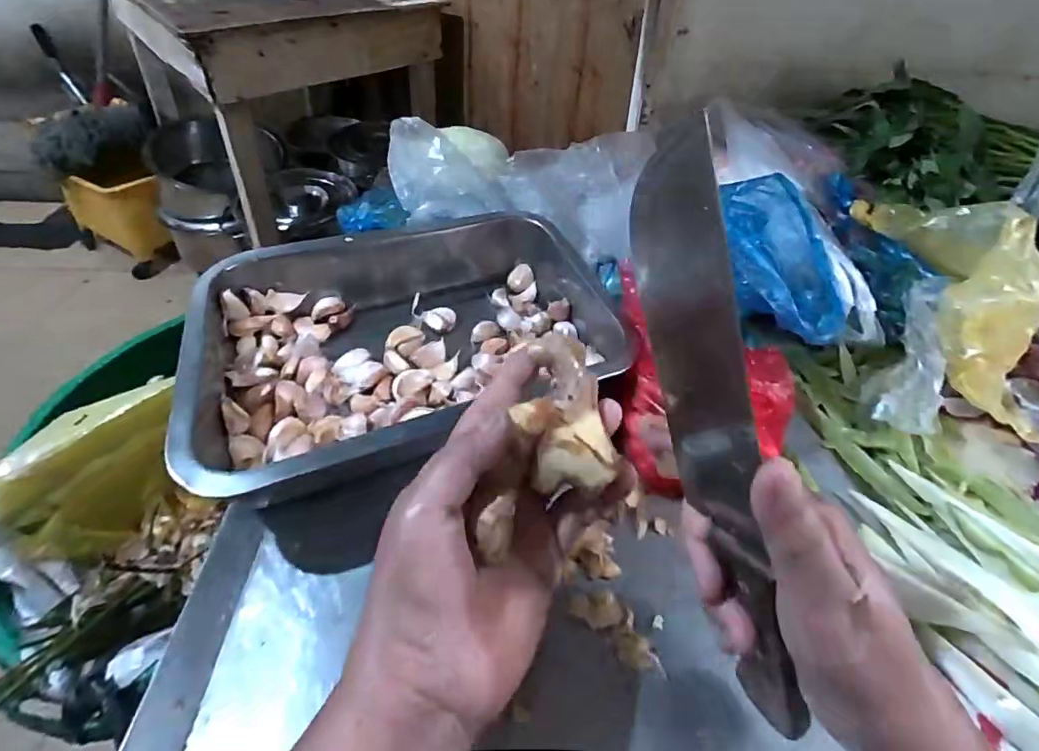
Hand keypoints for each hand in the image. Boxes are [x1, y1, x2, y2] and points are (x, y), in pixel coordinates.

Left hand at [297, 352, 626, 750]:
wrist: (429, 686)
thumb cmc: (414, 591)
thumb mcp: (424, 513)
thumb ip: (464, 459)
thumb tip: (507, 411)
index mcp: (455, 476)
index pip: (487, 417)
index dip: (511, 384)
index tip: (540, 351)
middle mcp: (492, 492)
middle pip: (533, 439)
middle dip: (563, 412)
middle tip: (600, 392)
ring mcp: (522, 525)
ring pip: (561, 472)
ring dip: (588, 448)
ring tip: (619, 427)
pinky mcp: (549, 557)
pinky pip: (579, 514)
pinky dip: (602, 494)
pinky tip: (623, 479)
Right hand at [682, 459, 983, 750]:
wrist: (888, 725)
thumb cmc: (857, 655)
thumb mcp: (821, 593)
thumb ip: (793, 531)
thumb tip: (771, 461)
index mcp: (808, 513)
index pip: (735, 489)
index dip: (707, 526)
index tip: (709, 578)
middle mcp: (797, 526)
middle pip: (726, 526)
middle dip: (713, 571)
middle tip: (724, 616)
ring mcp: (792, 560)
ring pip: (729, 559)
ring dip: (722, 601)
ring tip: (740, 641)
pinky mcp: (786, 592)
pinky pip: (741, 587)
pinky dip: (732, 614)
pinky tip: (743, 645)